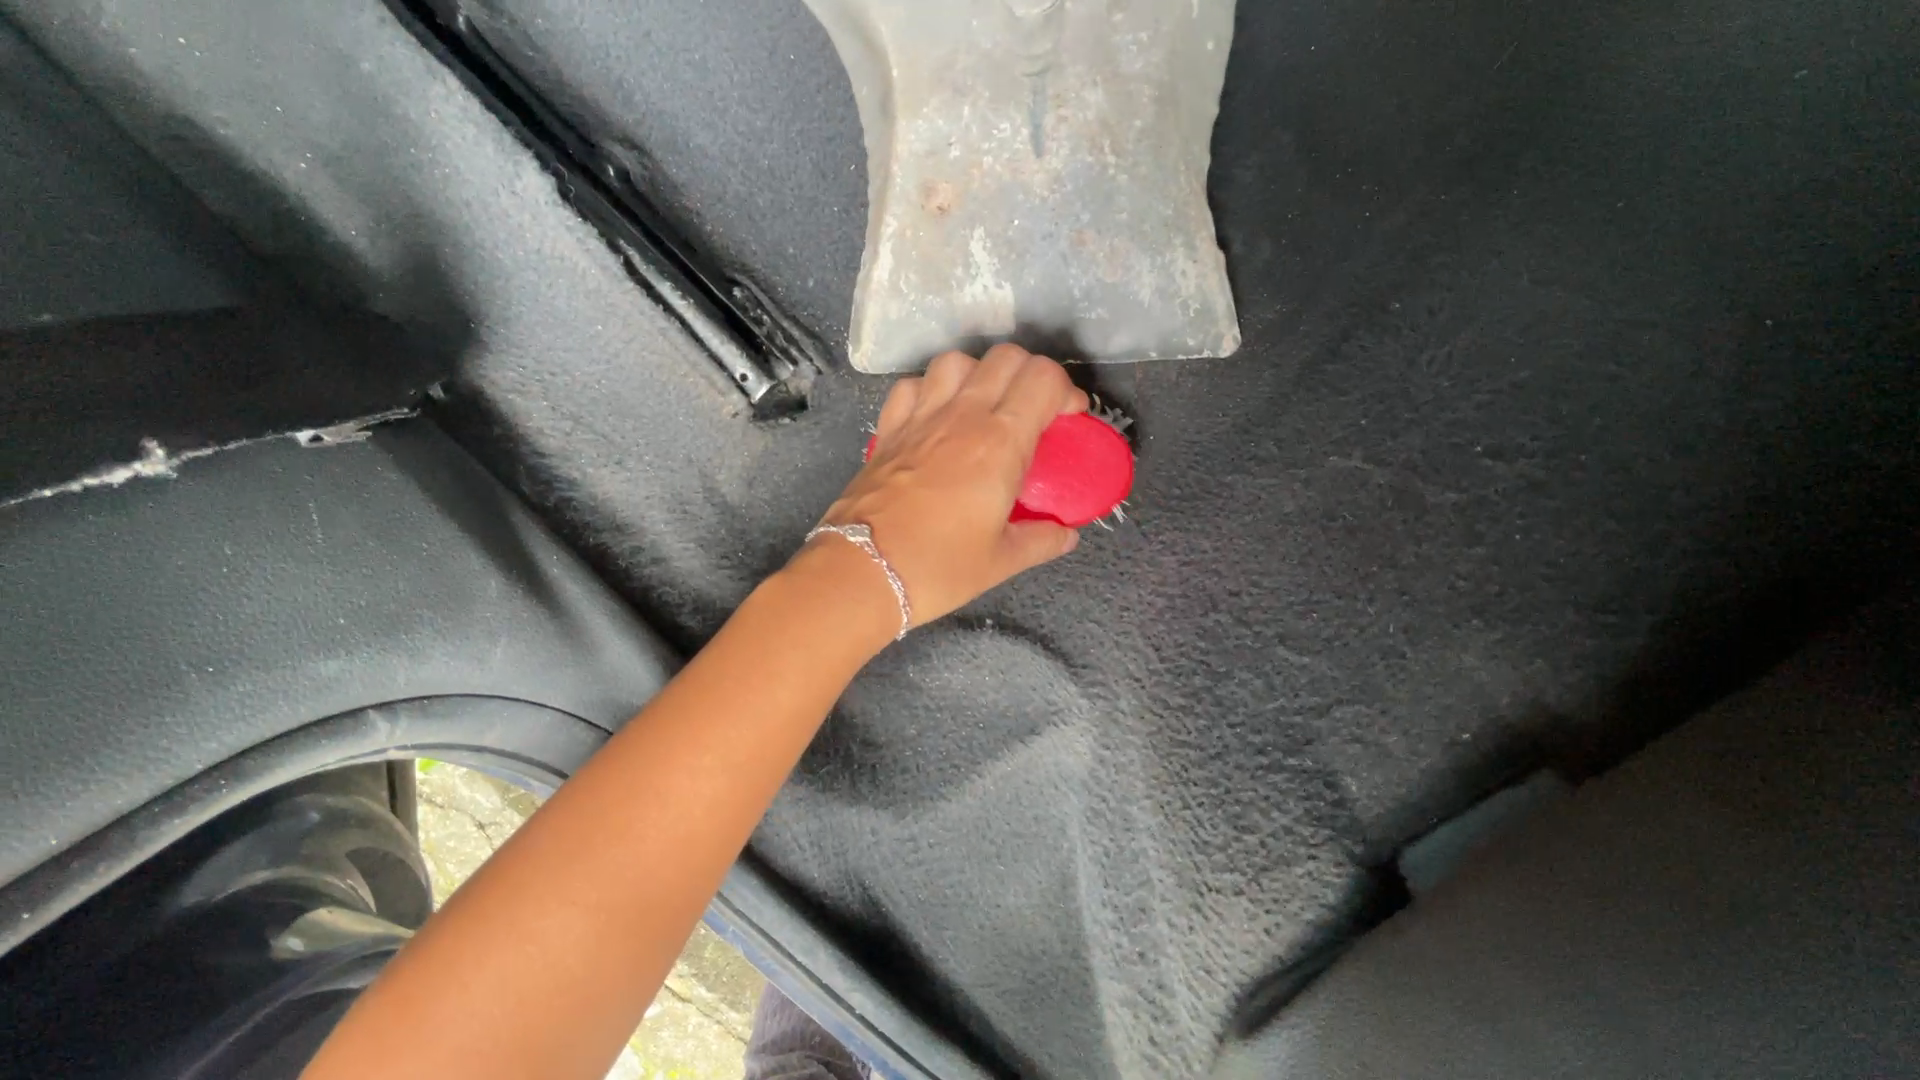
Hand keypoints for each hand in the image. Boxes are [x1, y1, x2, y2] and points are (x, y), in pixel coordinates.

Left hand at [810, 345, 1089, 629]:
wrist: (861, 572)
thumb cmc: (937, 568)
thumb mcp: (1001, 561)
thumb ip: (1041, 541)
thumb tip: (1067, 535)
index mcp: (1000, 442)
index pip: (1043, 379)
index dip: (1066, 391)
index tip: (1070, 419)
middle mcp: (962, 416)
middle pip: (1006, 358)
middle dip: (1031, 374)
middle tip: (1036, 411)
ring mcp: (920, 417)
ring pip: (956, 361)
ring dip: (980, 373)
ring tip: (987, 406)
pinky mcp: (888, 429)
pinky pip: (912, 385)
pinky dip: (932, 388)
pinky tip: (938, 414)